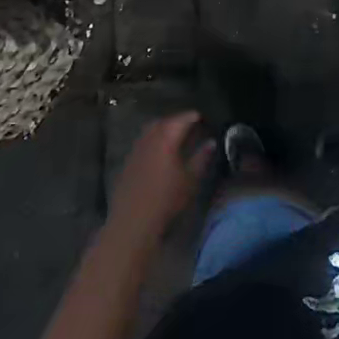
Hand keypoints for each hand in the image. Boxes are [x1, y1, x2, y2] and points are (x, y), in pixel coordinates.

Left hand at [108, 111, 214, 233]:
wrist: (133, 221)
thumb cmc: (167, 200)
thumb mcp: (191, 180)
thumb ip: (201, 158)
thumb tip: (210, 142)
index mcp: (166, 140)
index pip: (180, 120)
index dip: (191, 116)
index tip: (201, 116)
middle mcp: (149, 140)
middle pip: (162, 122)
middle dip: (176, 120)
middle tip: (189, 124)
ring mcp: (135, 150)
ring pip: (149, 131)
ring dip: (162, 128)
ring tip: (174, 136)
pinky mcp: (127, 162)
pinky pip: (142, 142)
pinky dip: (152, 140)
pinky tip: (159, 152)